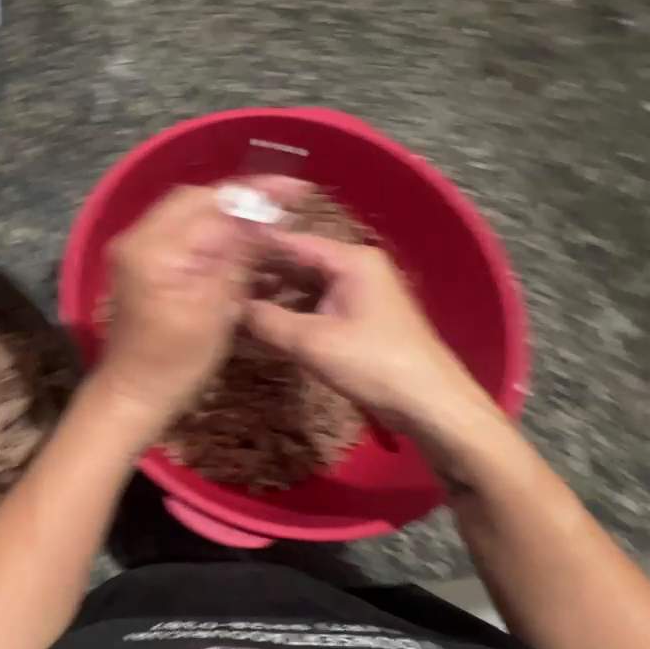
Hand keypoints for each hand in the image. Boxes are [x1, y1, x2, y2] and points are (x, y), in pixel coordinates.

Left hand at [92, 185, 263, 445]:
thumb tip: (266, 215)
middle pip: (196, 200)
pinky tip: (239, 241)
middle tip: (286, 205)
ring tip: (269, 221)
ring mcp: (134, 249)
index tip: (297, 190)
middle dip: (242, 199)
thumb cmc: (176, 363)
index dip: (256, 194)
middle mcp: (136, 238)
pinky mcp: (139, 262)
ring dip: (226, 213)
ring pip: (187, 212)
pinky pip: (178, 231)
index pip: (211, 203)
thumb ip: (236, 255)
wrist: (131, 393)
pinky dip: (208, 231)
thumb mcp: (216, 310)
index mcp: (154, 248)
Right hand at [244, 232, 503, 456]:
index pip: (291, 241)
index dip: (254, 247)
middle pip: (297, 261)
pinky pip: (316, 303)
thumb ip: (266, 321)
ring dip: (274, 294)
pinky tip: (265, 322)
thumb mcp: (311, 342)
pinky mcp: (360, 317)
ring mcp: (360, 293)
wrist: (433, 406)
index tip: (217, 253)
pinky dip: (291, 310)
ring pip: (305, 284)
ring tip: (233, 302)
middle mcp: (357, 267)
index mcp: (351, 260)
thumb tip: (226, 307)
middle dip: (260, 272)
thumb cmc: (375, 364)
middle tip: (219, 281)